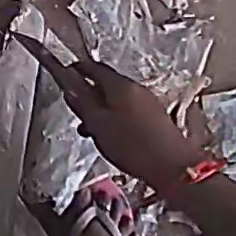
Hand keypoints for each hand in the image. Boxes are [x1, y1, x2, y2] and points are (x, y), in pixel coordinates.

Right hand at [16, 33, 206, 192]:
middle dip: (87, 95)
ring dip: (99, 109)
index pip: (91, 67)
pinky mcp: (155, 117)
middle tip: (77, 113)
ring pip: (114, 99)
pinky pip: (126, 110)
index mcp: (119, 85)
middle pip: (103, 83)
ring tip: (92, 130)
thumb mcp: (98, 123)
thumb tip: (68, 86)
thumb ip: (81, 103)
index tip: (61, 75)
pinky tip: (110, 136)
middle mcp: (135, 88)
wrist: (174, 169)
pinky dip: (113, 117)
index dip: (74, 69)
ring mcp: (147, 102)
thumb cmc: (132, 145)